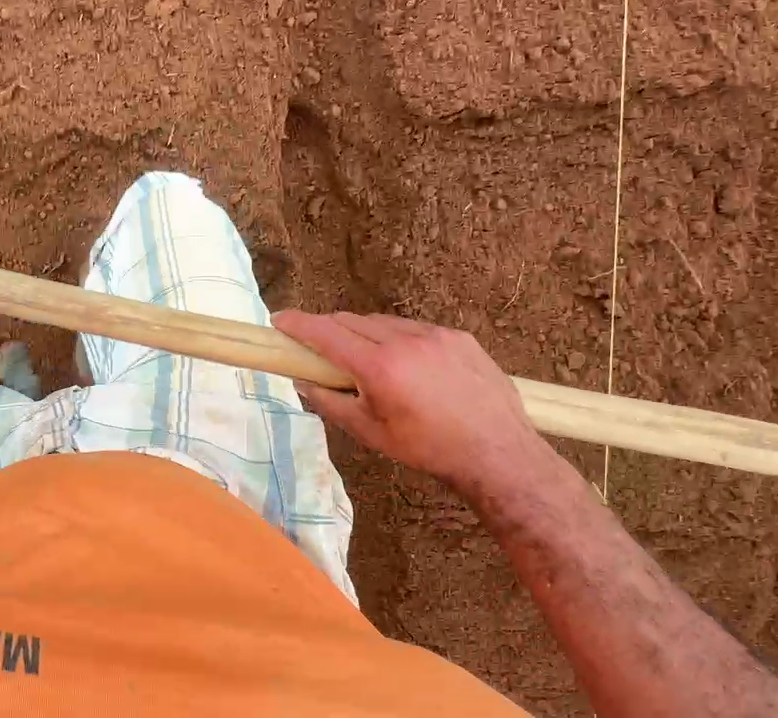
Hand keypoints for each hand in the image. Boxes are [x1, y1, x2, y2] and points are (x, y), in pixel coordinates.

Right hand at [274, 311, 549, 494]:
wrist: (501, 456)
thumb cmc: (427, 449)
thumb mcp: (368, 432)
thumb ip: (328, 401)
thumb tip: (301, 380)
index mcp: (379, 366)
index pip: (324, 332)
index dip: (296, 323)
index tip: (277, 321)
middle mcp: (405, 341)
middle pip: (348, 321)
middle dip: (328, 331)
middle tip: (320, 352)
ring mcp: (435, 335)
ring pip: (380, 322)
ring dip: (363, 334)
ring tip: (369, 363)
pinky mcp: (458, 337)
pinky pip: (413, 328)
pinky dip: (397, 339)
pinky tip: (407, 365)